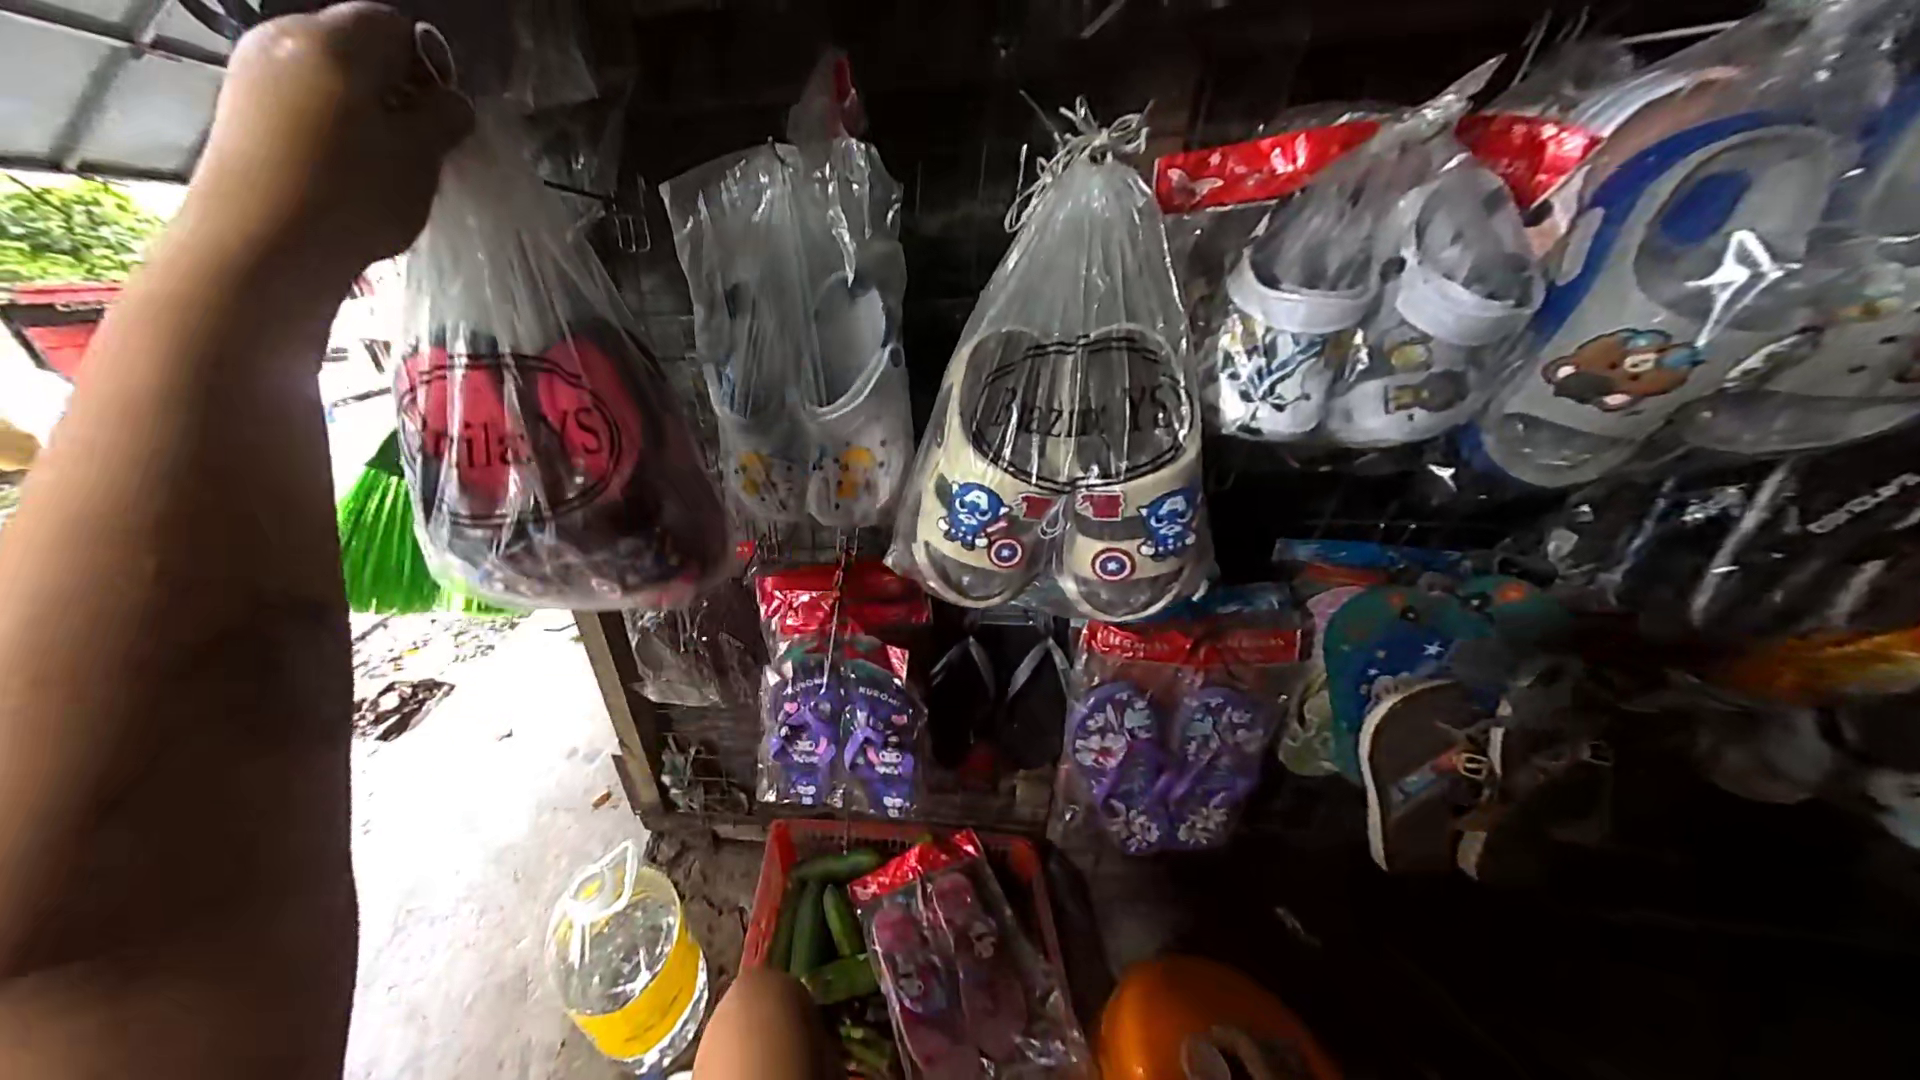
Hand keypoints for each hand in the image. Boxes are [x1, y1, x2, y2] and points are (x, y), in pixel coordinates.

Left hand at [186, 2, 472, 279]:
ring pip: (333, 73)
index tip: (448, 111)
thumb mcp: (420, 156)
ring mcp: (256, 70)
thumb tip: (454, 100)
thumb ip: (444, 118)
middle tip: (426, 139)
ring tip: (392, 157)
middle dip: (400, 85)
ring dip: (371, 107)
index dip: (430, 63)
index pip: (393, 24)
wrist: (265, 238)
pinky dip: (339, 120)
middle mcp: (284, 38)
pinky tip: (352, 162)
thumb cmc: (356, 192)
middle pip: (358, 45)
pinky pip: (307, 97)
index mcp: (332, 41)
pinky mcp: (246, 106)